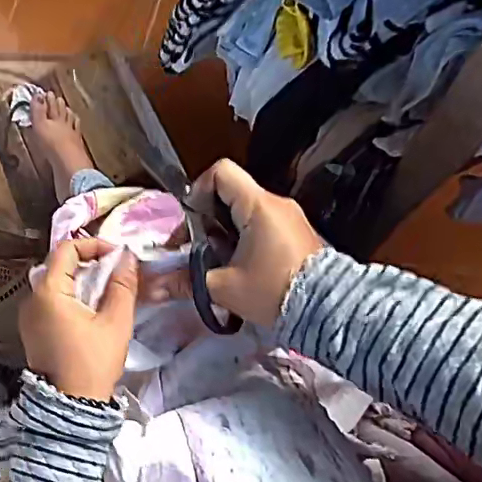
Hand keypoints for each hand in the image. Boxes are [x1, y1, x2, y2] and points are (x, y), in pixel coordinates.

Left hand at [20, 237, 136, 400]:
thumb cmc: (93, 363)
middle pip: (58, 264)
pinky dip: (69, 296)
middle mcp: (30, 298)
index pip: (66, 248)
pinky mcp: (31, 329)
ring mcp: (27, 315)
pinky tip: (90, 308)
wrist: (71, 404)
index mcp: (48, 292)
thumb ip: (122, 285)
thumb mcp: (116, 322)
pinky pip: (49, 300)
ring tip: (106, 290)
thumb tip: (127, 258)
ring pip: (54, 282)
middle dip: (88, 262)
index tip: (116, 256)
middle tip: (114, 272)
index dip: (93, 245)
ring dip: (79, 279)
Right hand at [195, 159, 325, 326]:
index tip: (191, 221)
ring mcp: (291, 218)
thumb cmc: (273, 291)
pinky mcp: (299, 235)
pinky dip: (247, 240)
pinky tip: (242, 269)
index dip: (198, 190)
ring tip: (219, 264)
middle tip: (198, 250)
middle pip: (232, 194)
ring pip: (247, 213)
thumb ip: (188, 280)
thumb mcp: (223, 288)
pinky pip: (265, 226)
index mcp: (257, 205)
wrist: (327, 309)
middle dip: (208, 220)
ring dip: (227, 233)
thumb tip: (154, 287)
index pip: (221, 172)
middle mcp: (276, 203)